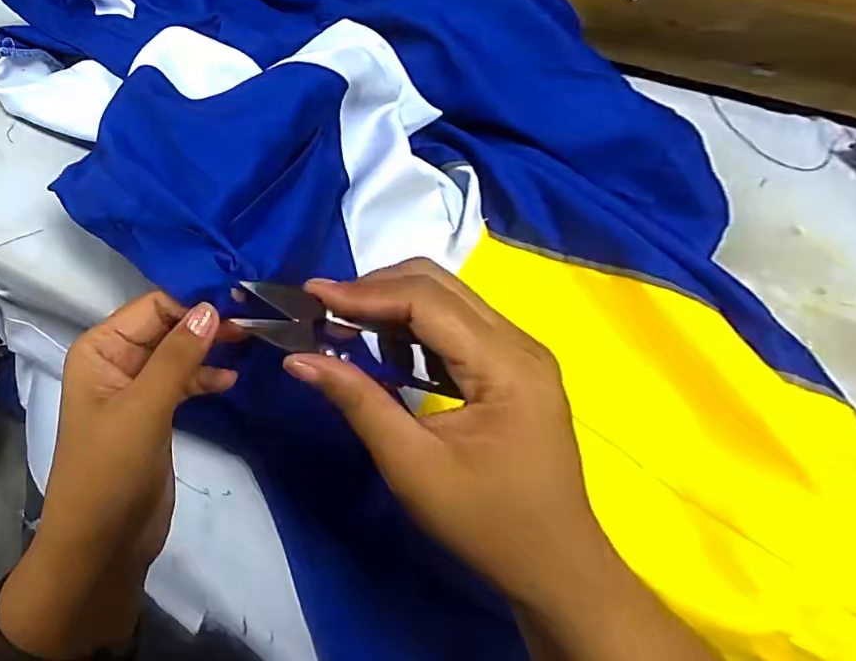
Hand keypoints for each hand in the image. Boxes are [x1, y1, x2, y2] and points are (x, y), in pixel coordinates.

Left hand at [0, 293, 237, 656]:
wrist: (101, 546)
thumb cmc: (111, 469)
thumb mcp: (144, 408)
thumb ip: (177, 357)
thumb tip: (210, 308)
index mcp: (100, 347)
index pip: (150, 308)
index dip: (190, 305)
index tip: (235, 308)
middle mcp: (114, 359)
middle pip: (164, 327)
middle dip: (202, 325)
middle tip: (252, 327)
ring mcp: (134, 387)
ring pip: (175, 354)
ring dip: (207, 350)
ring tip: (249, 347)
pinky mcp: (153, 414)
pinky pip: (180, 382)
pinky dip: (203, 378)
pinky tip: (229, 380)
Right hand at [281, 259, 612, 610]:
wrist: (558, 571)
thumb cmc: (487, 523)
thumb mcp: (411, 466)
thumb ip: (356, 401)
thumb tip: (297, 357)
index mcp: (506, 369)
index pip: (425, 301)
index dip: (363, 292)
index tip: (311, 296)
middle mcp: (519, 345)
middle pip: (435, 283)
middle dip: (373, 288)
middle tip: (325, 310)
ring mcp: (519, 351)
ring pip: (442, 292)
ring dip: (388, 299)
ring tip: (344, 324)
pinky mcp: (509, 362)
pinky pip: (451, 316)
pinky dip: (408, 318)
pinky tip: (382, 345)